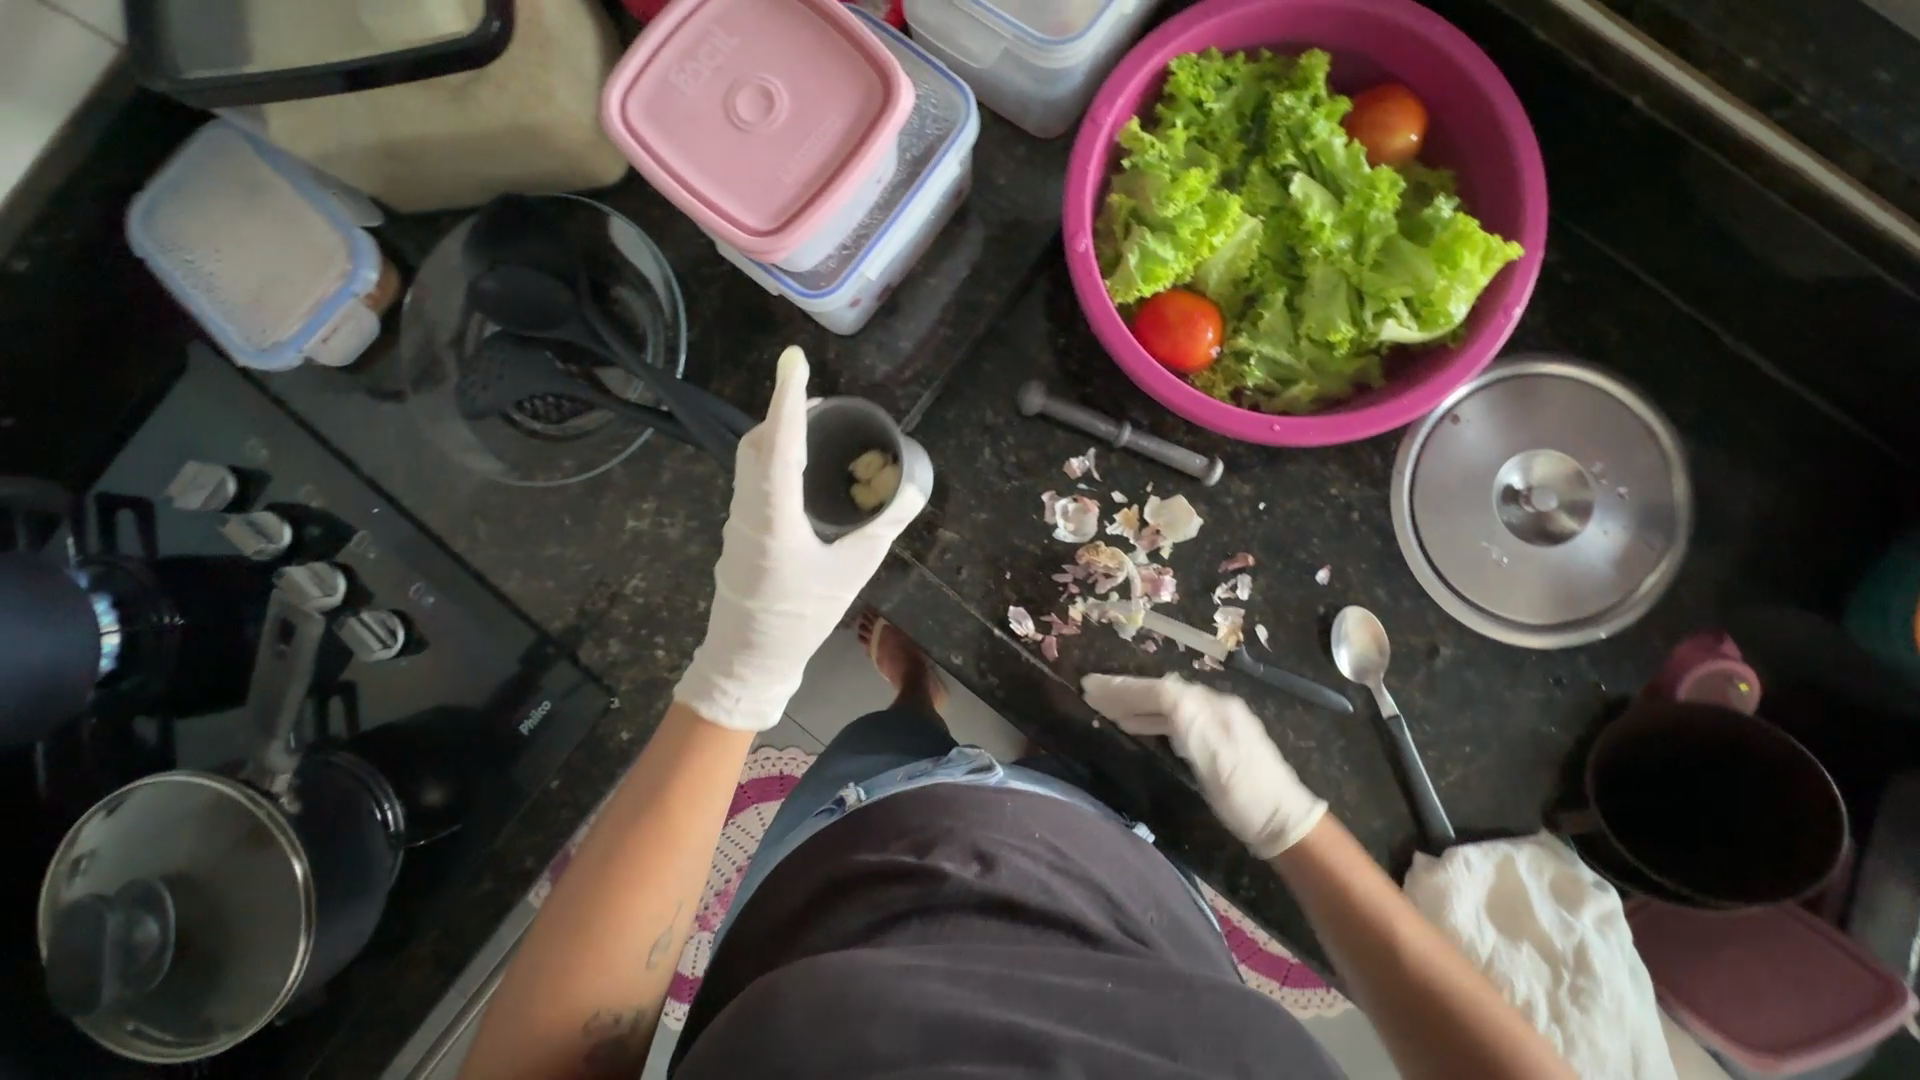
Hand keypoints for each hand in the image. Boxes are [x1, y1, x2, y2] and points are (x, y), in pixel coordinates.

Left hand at [675, 347, 928, 731]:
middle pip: (758, 442)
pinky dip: (773, 457)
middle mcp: (748, 508)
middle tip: (821, 396)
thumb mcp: (851, 572)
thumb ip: (881, 529)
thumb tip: (911, 491)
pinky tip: (799, 467)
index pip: (779, 444)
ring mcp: (737, 519)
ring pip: (750, 458)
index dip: (787, 398)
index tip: (793, 359)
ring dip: (777, 433)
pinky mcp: (739, 530)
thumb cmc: (799, 617)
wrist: (747, 660)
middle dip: (785, 411)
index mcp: (774, 515)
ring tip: (815, 425)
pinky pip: (752, 477)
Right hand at [1083, 674, 1326, 857]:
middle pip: (1163, 692)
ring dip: (1136, 705)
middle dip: (1125, 691)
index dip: (1124, 687)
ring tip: (1105, 709)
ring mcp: (1219, 723)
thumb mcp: (1217, 760)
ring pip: (1168, 705)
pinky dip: (1151, 719)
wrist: (1286, 824)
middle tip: (1090, 692)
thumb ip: (1188, 722)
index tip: (1090, 686)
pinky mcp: (1218, 740)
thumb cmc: (1248, 796)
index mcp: (1213, 708)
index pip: (1160, 689)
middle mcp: (1216, 707)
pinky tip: (1138, 726)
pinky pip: (1175, 719)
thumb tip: (1159, 690)